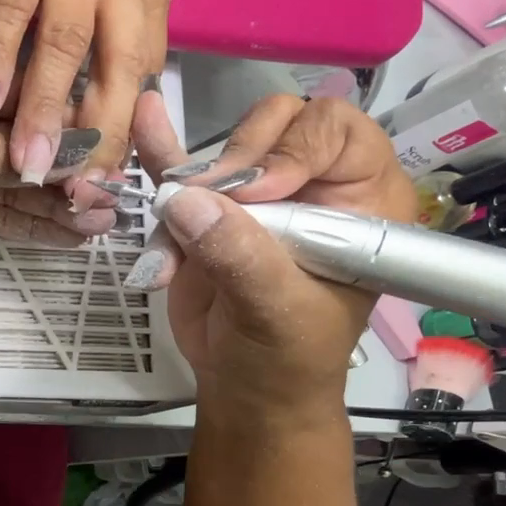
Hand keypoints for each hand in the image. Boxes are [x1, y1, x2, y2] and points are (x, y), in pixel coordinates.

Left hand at [0, 60, 93, 279]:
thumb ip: (7, 153)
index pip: (27, 96)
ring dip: (57, 203)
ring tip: (105, 221)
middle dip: (70, 169)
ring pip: (16, 185)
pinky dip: (31, 224)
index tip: (113, 144)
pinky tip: (70, 234)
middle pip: (26, 144)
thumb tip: (69, 153)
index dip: (70, 121)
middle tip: (116, 193)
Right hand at [127, 92, 417, 414]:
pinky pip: (184, 172)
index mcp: (359, 200)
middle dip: (236, 162)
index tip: (255, 197)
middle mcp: (311, 186)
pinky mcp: (205, 215)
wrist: (244, 389)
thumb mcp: (276, 311)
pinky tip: (146, 116)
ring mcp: (255, 199)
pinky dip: (161, 152)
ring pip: (223, 149)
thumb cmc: (285, 357)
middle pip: (278, 126)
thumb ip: (241, 254)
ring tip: (171, 231)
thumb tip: (185, 201)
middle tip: (207, 209)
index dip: (291, 151)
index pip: (336, 132)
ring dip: (189, 185)